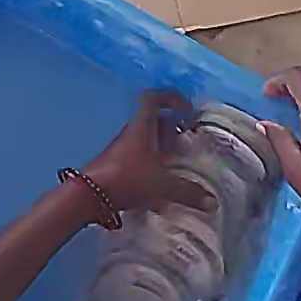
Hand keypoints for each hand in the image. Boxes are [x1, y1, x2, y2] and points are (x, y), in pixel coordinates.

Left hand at [81, 90, 192, 209]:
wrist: (89, 195)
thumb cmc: (127, 178)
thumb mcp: (162, 185)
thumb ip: (188, 192)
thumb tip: (212, 203)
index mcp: (143, 126)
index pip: (154, 98)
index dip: (172, 98)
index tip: (188, 111)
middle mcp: (132, 132)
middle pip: (154, 119)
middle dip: (173, 127)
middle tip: (189, 140)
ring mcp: (123, 148)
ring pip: (147, 137)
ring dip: (163, 145)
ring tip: (179, 162)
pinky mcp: (117, 163)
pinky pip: (140, 154)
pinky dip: (154, 161)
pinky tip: (162, 180)